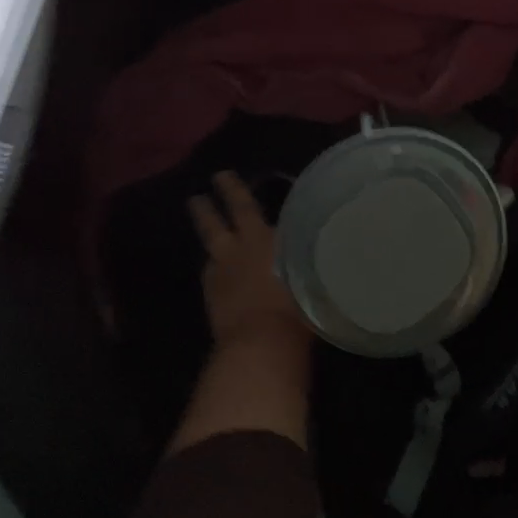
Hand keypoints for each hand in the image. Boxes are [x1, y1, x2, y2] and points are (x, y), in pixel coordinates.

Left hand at [188, 171, 304, 343]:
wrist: (261, 341)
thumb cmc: (299, 306)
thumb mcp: (313, 273)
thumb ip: (310, 256)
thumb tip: (320, 247)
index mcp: (269, 238)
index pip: (254, 206)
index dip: (239, 190)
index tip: (228, 175)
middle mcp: (243, 247)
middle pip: (226, 215)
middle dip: (220, 196)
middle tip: (214, 179)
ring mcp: (222, 270)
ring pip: (210, 238)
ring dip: (204, 220)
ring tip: (198, 205)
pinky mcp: (211, 293)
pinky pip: (210, 269)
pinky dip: (212, 261)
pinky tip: (214, 262)